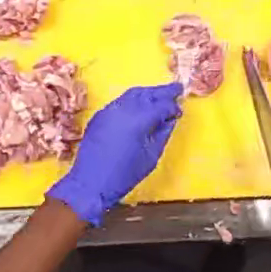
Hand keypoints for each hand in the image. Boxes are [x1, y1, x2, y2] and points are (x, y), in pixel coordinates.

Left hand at [47, 82, 182, 225]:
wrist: (90, 183)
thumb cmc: (124, 174)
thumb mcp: (151, 155)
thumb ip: (162, 133)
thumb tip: (170, 119)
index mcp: (138, 118)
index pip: (161, 105)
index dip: (172, 107)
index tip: (180, 112)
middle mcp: (123, 108)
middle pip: (146, 94)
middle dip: (162, 92)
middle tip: (177, 89)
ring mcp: (109, 110)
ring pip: (132, 94)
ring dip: (147, 94)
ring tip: (160, 95)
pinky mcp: (99, 115)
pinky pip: (120, 102)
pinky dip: (133, 101)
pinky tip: (140, 106)